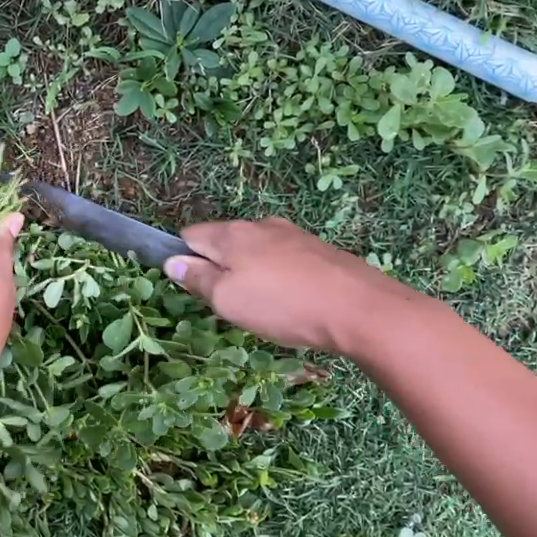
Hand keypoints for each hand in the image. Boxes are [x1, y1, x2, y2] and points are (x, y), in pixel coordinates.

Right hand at [162, 218, 427, 357]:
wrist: (363, 310)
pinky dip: (279, 279)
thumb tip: (173, 262)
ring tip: (263, 308)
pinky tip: (292, 304)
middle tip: (227, 305)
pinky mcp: (320, 252)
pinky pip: (284, 261)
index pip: (189, 235)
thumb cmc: (283, 305)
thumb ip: (197, 279)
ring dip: (250, 275)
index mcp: (231, 234)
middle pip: (223, 243)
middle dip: (218, 269)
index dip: (183, 260)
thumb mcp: (227, 299)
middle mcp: (260, 226)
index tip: (193, 288)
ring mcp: (294, 236)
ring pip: (255, 252)